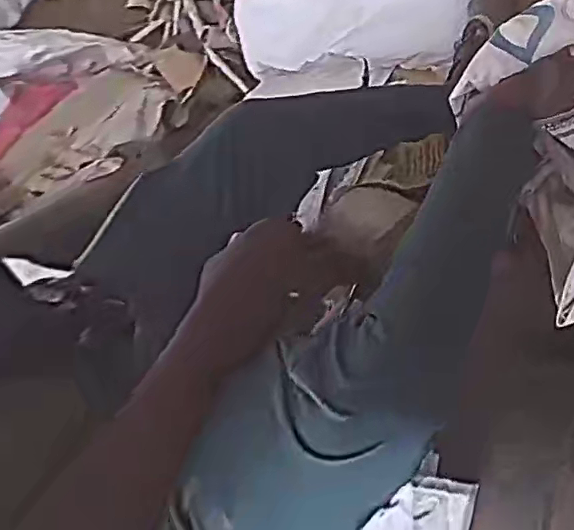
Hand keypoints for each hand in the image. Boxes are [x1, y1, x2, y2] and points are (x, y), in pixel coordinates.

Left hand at [165, 218, 348, 378]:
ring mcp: (220, 263)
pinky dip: (257, 293)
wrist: (209, 347)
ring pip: (262, 264)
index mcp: (272, 226)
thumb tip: (368, 260)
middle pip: (283, 246)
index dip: (322, 244)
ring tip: (292, 302)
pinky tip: (267, 313)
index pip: (306, 227)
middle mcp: (243, 237)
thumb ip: (345, 264)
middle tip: (315, 282)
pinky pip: (243, 284)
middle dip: (299, 260)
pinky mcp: (205, 290)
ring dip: (277, 278)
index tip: (333, 263)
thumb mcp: (320, 280)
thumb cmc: (269, 303)